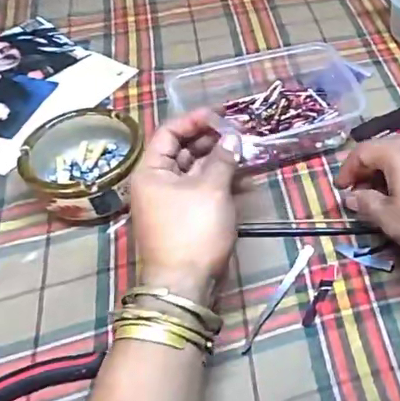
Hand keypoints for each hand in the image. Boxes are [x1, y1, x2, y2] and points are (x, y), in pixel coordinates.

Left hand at [126, 109, 238, 300]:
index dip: (195, 120)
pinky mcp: (184, 219)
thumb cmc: (193, 231)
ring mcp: (170, 202)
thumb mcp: (211, 189)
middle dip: (212, 141)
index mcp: (151, 170)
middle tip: (241, 135)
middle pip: (183, 151)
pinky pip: (201, 192)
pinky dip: (220, 185)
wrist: (184, 284)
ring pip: (195, 172)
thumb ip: (223, 158)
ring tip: (248, 156)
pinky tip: (245, 182)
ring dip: (221, 163)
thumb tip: (233, 137)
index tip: (223, 116)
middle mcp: (156, 183)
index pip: (169, 132)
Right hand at [335, 134, 399, 259]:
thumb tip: (353, 197)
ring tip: (388, 198)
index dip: (347, 171)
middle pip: (384, 148)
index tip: (342, 192)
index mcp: (398, 151)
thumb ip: (367, 205)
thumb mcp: (391, 219)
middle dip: (368, 171)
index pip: (361, 151)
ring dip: (389, 173)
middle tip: (362, 196)